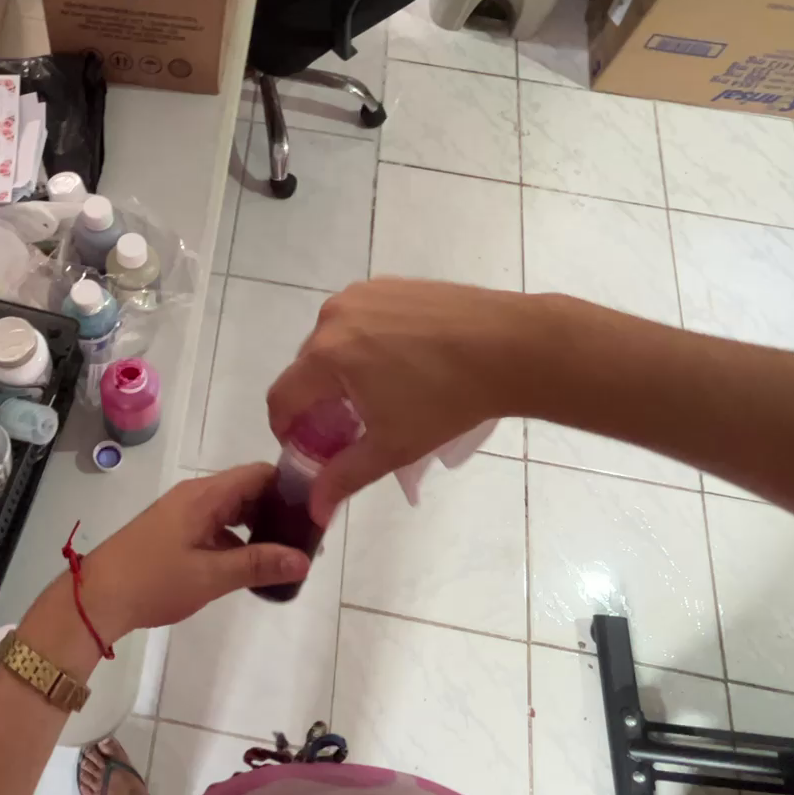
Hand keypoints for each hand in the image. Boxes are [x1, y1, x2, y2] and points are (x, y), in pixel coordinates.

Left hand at [71, 465, 310, 636]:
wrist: (97, 597)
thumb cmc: (154, 580)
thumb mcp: (211, 575)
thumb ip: (258, 564)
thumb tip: (304, 559)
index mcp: (204, 495)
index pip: (257, 474)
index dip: (289, 486)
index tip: (316, 508)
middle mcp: (196, 496)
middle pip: (247, 490)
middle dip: (278, 510)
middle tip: (309, 538)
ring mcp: (184, 513)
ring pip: (233, 511)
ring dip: (259, 528)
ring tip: (289, 554)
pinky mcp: (176, 531)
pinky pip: (217, 526)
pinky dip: (238, 541)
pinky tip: (254, 567)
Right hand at [266, 279, 551, 525]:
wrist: (512, 345)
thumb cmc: (447, 400)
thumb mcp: (392, 446)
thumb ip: (344, 477)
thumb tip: (314, 510)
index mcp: (325, 356)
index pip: (281, 397)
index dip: (285, 429)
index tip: (305, 447)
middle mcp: (331, 318)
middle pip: (304, 368)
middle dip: (316, 400)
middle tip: (348, 426)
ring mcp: (359, 294)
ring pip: (330, 342)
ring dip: (339, 369)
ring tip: (378, 391)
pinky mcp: (386, 283)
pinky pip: (357, 319)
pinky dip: (363, 343)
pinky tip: (399, 360)